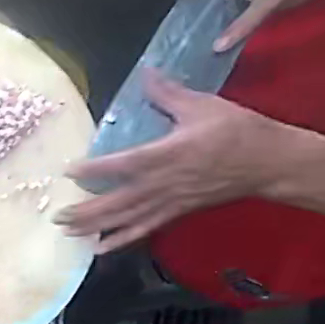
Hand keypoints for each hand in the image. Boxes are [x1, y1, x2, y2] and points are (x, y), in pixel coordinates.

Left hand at [55, 71, 324, 251]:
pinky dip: (121, 239)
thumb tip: (145, 75)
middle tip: (57, 216)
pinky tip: (100, 248)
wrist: (267, 163)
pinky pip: (143, 229)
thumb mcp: (202, 105)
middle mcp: (162, 184)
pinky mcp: (175, 213)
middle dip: (86, 211)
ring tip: (67, 232)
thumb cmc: (235, 130)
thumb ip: (168, 94)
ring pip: (125, 219)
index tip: (70, 171)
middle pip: (117, 201)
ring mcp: (168, 202)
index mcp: (167, 155)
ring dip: (96, 227)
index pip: (123, 165)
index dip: (96, 169)